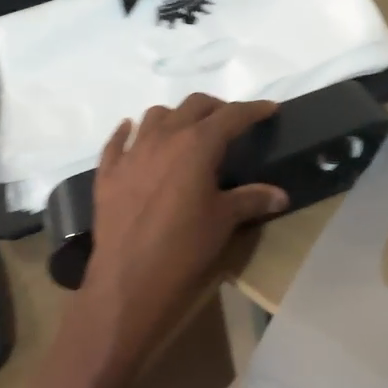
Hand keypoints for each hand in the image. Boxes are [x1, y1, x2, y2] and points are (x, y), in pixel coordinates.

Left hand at [74, 94, 287, 362]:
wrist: (128, 282)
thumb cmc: (184, 249)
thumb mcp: (224, 222)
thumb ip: (251, 200)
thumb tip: (280, 195)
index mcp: (197, 145)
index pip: (231, 115)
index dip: (253, 110)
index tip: (269, 109)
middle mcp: (164, 137)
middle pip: (193, 105)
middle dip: (216, 108)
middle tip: (230, 123)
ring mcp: (132, 153)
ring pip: (155, 116)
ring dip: (175, 116)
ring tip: (186, 131)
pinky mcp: (108, 173)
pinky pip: (117, 141)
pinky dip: (128, 132)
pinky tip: (132, 134)